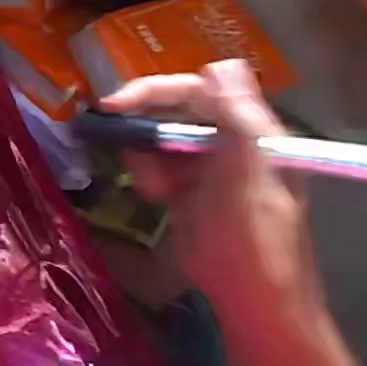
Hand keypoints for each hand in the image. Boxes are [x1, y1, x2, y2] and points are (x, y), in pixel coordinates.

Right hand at [102, 59, 322, 325]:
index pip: (196, 91)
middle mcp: (230, 142)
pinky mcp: (190, 188)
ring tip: (155, 191)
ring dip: (146, 159)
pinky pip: (156, 165)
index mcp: (252, 133)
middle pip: (173, 111)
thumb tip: (221, 64)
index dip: (153, 90)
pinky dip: (149, 177)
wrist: (252, 301)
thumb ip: (236, 121)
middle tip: (120, 145)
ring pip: (159, 139)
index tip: (113, 105)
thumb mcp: (244, 178)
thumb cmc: (253, 240)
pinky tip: (157, 199)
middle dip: (144, 129)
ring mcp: (209, 165)